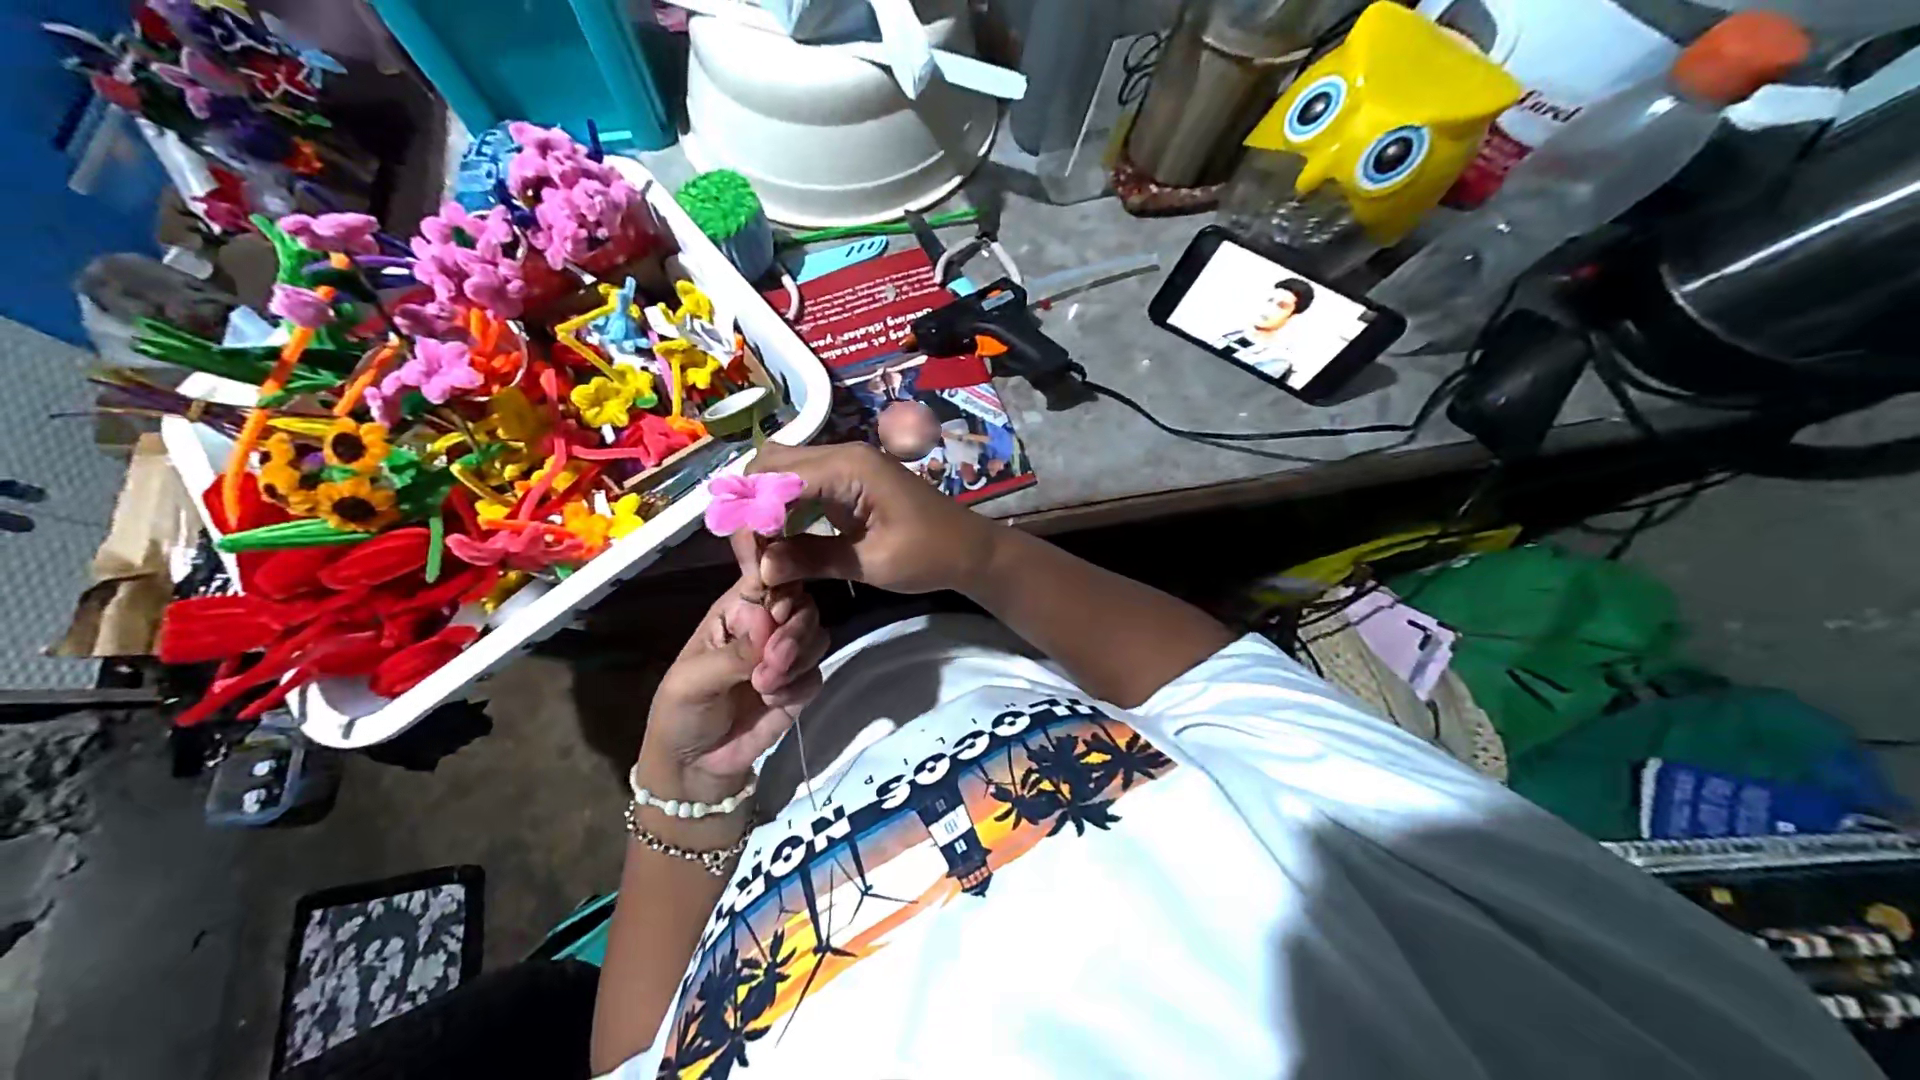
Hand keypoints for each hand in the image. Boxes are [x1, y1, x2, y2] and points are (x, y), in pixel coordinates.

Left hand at [639, 573, 827, 807]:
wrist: (696, 767)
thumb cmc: (681, 712)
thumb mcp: (693, 681)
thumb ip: (734, 653)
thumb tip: (768, 621)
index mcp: (735, 611)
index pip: (767, 578)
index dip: (781, 582)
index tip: (778, 608)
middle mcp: (766, 626)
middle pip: (803, 604)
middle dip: (795, 631)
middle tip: (774, 659)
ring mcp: (787, 655)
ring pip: (817, 635)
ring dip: (797, 659)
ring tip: (765, 687)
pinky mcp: (800, 684)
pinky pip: (817, 672)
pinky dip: (798, 686)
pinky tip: (773, 701)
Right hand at [744, 441, 1003, 595]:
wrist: (970, 549)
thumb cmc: (929, 555)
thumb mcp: (870, 563)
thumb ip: (813, 559)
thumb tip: (761, 570)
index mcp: (849, 466)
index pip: (775, 480)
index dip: (753, 519)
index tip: (753, 564)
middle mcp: (841, 454)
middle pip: (770, 465)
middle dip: (751, 509)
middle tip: (755, 558)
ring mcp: (845, 465)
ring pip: (781, 472)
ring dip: (764, 509)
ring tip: (763, 555)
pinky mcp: (847, 480)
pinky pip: (801, 485)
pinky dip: (783, 511)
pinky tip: (781, 543)